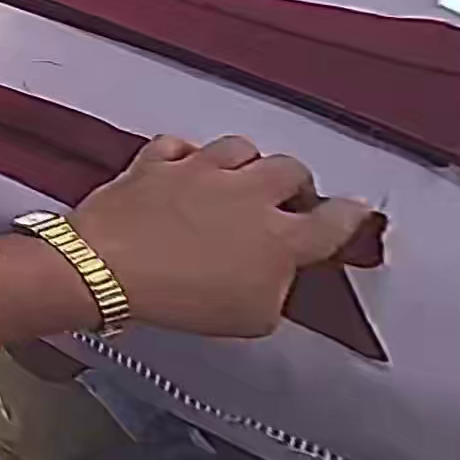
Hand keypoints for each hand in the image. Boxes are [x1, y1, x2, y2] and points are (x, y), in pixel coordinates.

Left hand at [70, 135, 371, 337]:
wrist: (106, 267)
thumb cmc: (177, 298)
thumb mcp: (251, 316)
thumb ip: (275, 285)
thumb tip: (271, 269)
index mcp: (280, 237)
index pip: (337, 220)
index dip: (350, 217)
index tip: (352, 214)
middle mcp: (244, 193)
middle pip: (290, 169)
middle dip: (294, 184)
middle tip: (284, 200)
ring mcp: (196, 171)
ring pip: (238, 146)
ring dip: (243, 162)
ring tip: (235, 179)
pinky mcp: (153, 162)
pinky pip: (176, 143)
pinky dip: (183, 153)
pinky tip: (180, 166)